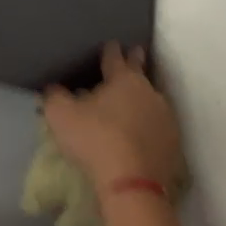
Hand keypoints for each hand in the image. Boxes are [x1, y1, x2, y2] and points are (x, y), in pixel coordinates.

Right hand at [43, 42, 182, 188]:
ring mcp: (165, 118)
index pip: (115, 56)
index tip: (111, 43)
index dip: (110, 50)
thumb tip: (52, 88)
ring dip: (142, 96)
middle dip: (135, 61)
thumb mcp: (60, 115)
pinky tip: (142, 130)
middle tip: (135, 52)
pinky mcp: (173, 143)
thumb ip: (54, 96)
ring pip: (152, 99)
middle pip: (140, 71)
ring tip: (134, 98)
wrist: (132, 183)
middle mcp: (149, 92)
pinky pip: (158, 125)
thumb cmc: (94, 139)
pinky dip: (149, 123)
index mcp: (123, 79)